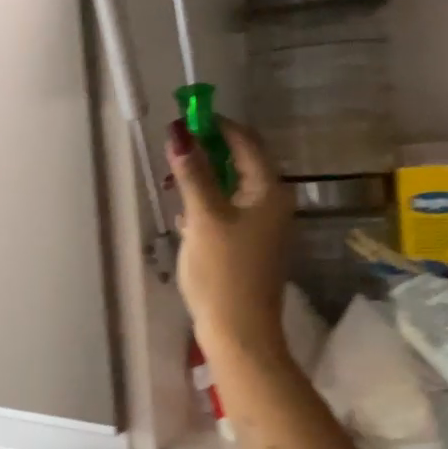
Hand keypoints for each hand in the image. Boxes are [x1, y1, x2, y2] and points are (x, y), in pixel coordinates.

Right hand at [166, 117, 292, 354]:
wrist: (240, 332)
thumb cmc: (224, 271)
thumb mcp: (204, 217)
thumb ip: (193, 172)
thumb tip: (179, 132)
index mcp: (269, 190)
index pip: (245, 141)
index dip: (216, 124)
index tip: (185, 115)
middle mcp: (273, 202)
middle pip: (241, 161)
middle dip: (208, 150)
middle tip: (175, 147)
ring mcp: (264, 226)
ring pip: (233, 187)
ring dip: (205, 177)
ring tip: (174, 178)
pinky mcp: (250, 245)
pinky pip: (229, 209)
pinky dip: (208, 202)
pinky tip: (184, 211)